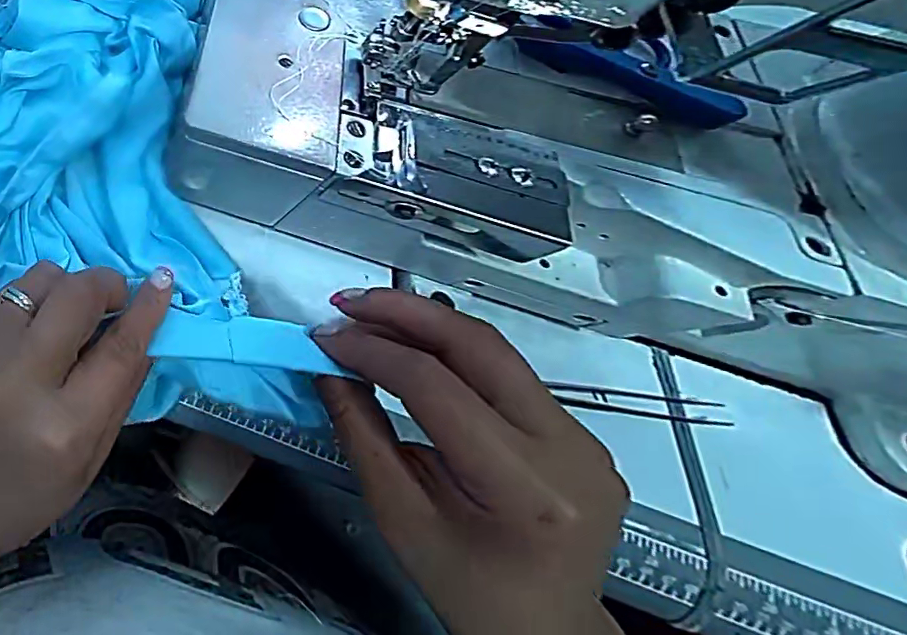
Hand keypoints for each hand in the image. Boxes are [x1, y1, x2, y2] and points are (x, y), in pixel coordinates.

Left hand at [0, 260, 174, 560]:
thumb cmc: (25, 493)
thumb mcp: (90, 460)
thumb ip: (122, 390)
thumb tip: (146, 329)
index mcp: (61, 427)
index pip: (117, 350)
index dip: (146, 310)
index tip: (163, 282)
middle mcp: (19, 378)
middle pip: (78, 295)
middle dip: (107, 285)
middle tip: (116, 300)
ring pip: (45, 277)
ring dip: (70, 288)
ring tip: (71, 319)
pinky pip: (15, 288)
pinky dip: (39, 298)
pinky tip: (36, 330)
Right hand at [312, 289, 627, 634]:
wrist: (546, 631)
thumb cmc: (468, 588)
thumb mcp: (399, 517)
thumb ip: (360, 433)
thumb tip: (330, 367)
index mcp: (524, 488)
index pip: (434, 386)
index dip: (372, 352)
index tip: (326, 340)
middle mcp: (567, 451)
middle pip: (475, 345)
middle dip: (402, 311)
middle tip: (347, 303)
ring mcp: (581, 436)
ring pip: (492, 346)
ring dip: (424, 320)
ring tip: (370, 313)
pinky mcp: (577, 428)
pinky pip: (504, 368)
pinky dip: (449, 346)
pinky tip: (411, 343)